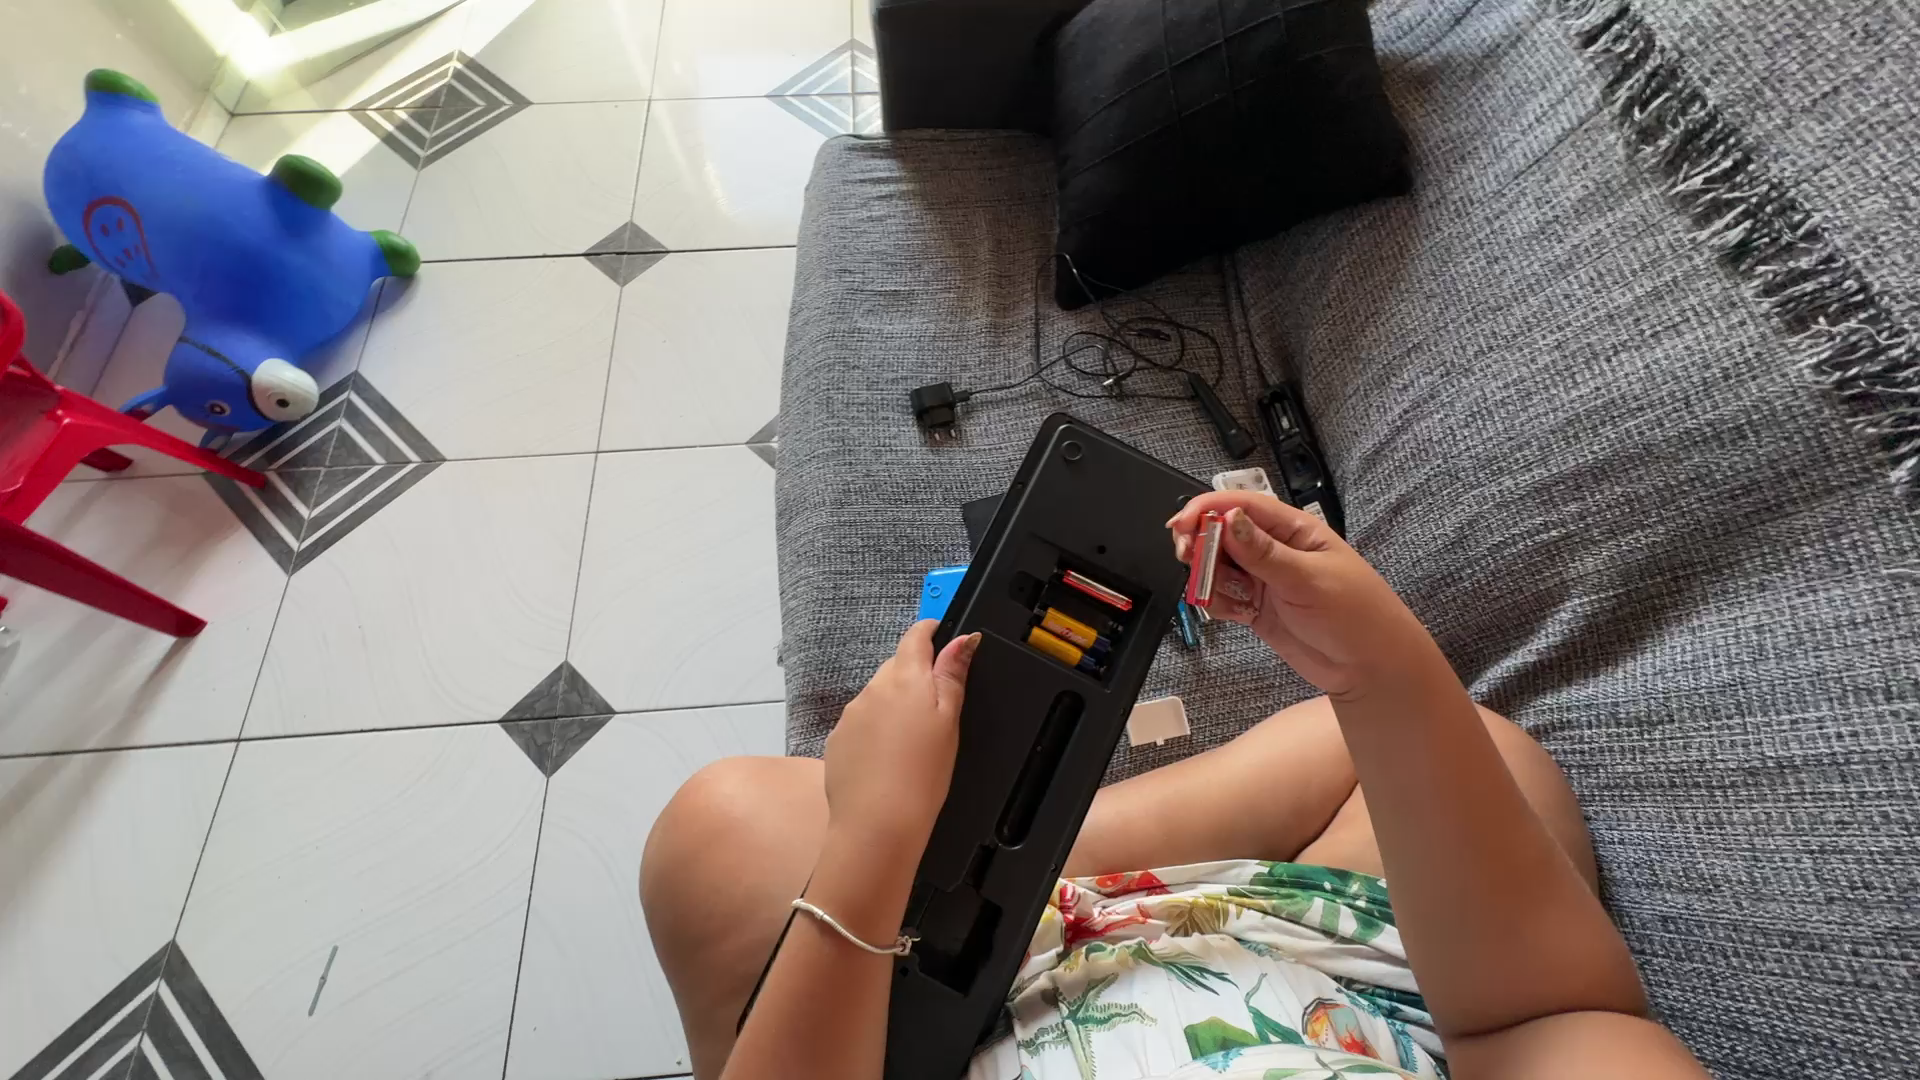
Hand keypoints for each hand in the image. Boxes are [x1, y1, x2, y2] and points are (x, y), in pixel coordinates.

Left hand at [823, 620, 980, 858]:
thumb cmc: (923, 774)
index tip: (940, 637)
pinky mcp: (837, 738)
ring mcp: (851, 713)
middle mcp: (873, 688)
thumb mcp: (949, 721)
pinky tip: (887, 757)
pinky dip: (875, 729)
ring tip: (910, 742)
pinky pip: (861, 721)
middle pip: (895, 666)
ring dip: (893, 704)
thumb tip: (963, 639)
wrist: (877, 824)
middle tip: (934, 709)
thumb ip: (952, 674)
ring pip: (877, 695)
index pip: (915, 636)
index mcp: (905, 678)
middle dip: (914, 676)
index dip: (930, 631)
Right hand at [1169, 492, 1436, 700]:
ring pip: (1215, 566)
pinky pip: (1220, 596)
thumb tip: (1228, 519)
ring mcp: (1261, 578)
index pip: (1241, 506)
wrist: (1370, 670)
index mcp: (1292, 530)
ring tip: (1220, 596)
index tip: (1181, 524)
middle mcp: (1273, 549)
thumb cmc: (1357, 616)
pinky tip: (1234, 614)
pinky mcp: (1253, 605)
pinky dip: (1217, 603)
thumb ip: (1263, 552)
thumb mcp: (1309, 579)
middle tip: (1187, 558)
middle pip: (1220, 534)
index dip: (1207, 510)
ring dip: (1206, 578)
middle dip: (1199, 544)